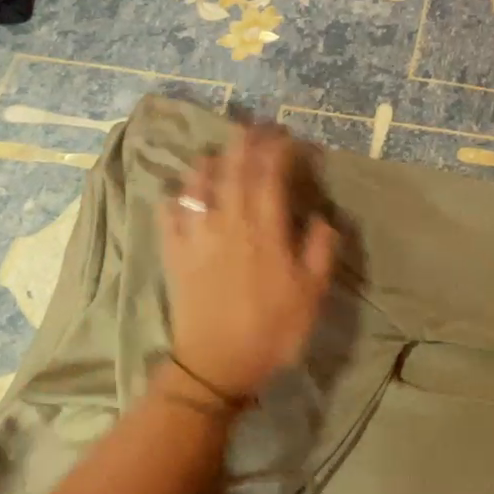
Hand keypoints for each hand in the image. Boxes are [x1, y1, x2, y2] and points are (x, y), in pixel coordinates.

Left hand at [160, 125, 337, 401]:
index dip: (278, 150)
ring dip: (210, 163)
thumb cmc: (272, 329)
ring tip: (220, 151)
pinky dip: (175, 200)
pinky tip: (180, 194)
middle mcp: (229, 224)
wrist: (215, 367)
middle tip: (256, 126)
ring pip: (199, 187)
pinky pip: (170, 217)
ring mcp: (198, 238)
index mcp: (265, 230)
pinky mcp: (175, 256)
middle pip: (235, 171)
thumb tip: (323, 218)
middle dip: (246, 144)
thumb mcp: (312, 293)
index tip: (288, 136)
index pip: (270, 176)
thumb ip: (320, 250)